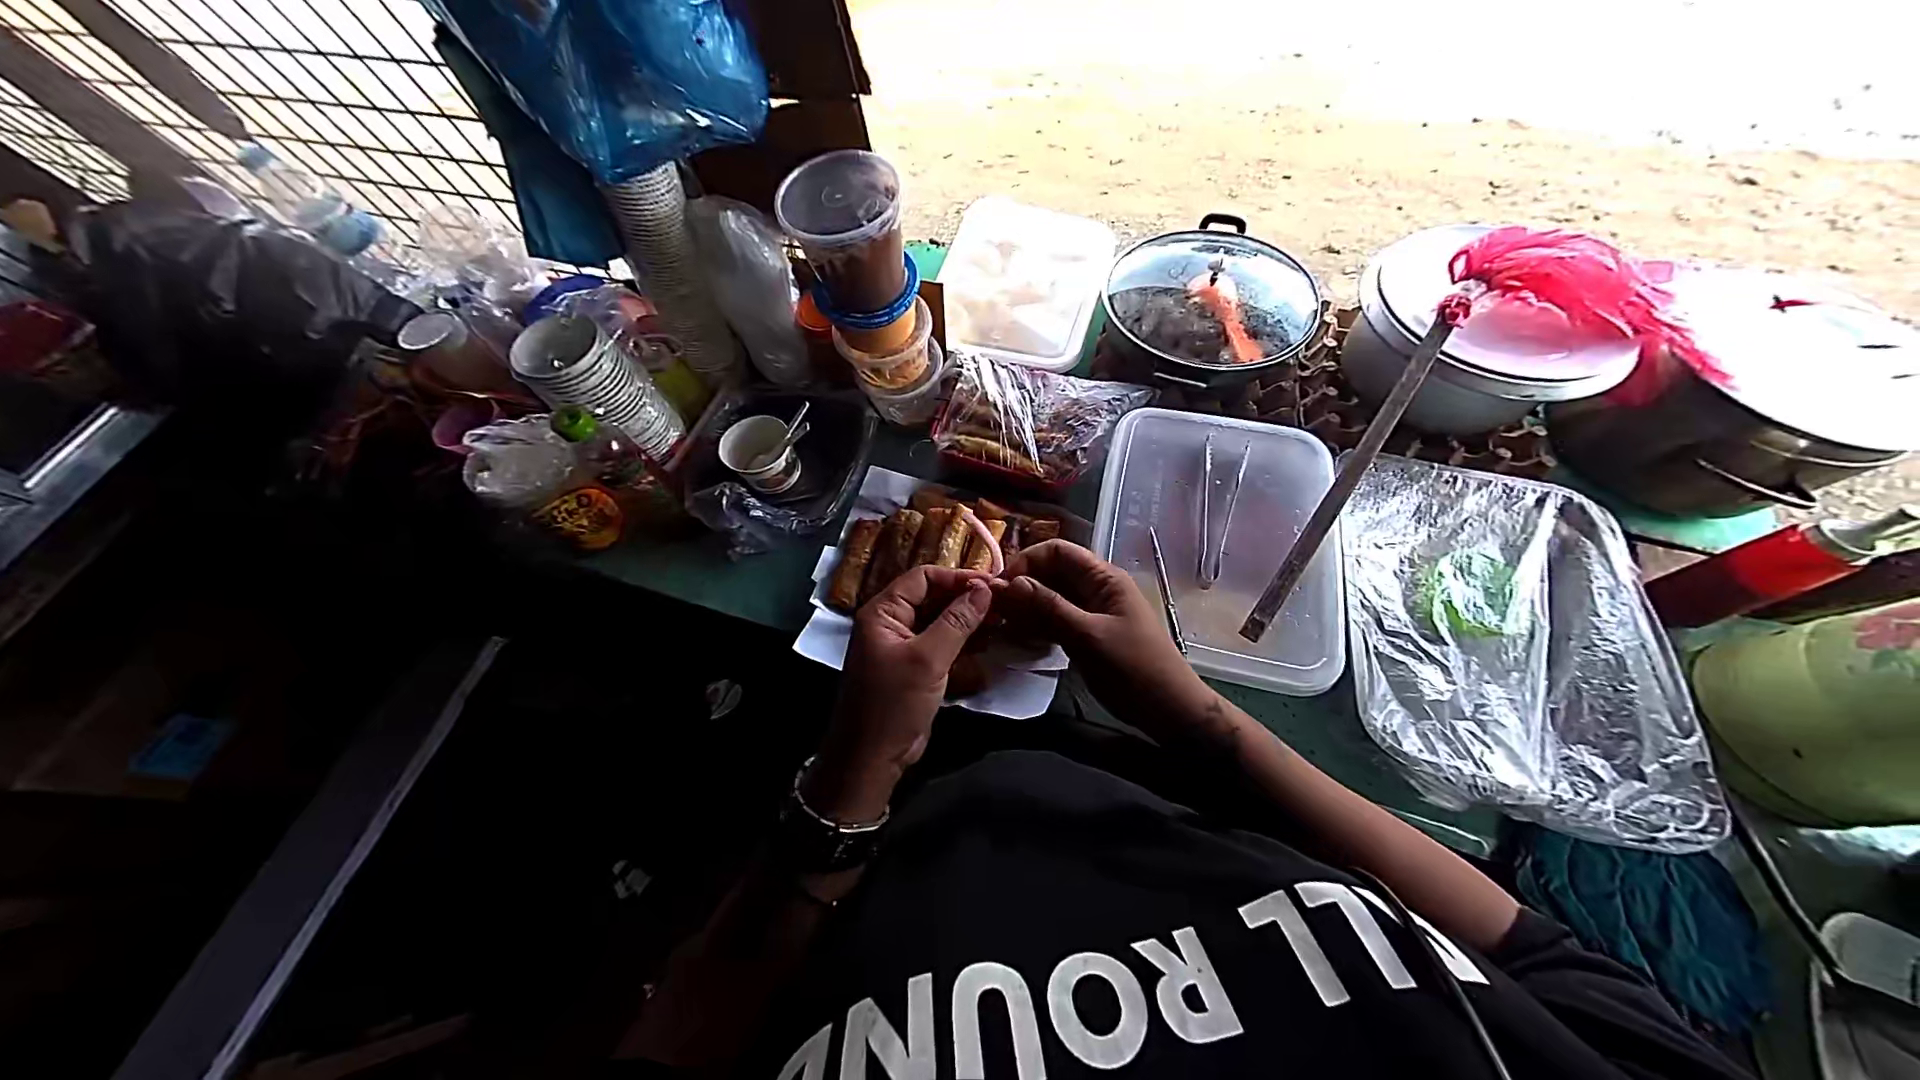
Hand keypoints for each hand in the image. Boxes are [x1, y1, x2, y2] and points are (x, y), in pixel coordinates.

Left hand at [806, 565, 992, 822]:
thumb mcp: (928, 659)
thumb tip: (984, 589)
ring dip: (968, 620)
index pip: (923, 578)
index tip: (992, 585)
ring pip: (940, 621)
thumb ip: (957, 621)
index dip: (957, 578)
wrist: (871, 758)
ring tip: (1002, 621)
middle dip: (966, 599)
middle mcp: (891, 623)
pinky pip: (941, 644)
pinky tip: (988, 642)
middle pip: (932, 598)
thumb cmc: (893, 704)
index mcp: (882, 612)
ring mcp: (902, 647)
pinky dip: (963, 641)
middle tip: (1003, 603)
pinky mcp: (915, 668)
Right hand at [993, 540, 1220, 739]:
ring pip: (1050, 597)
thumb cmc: (1135, 669)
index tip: (1000, 585)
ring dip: (1025, 606)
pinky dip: (1036, 624)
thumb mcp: (1088, 637)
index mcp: (1104, 578)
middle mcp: (1096, 588)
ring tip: (1000, 623)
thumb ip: (1049, 607)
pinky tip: (1017, 636)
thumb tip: (1009, 583)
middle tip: (993, 609)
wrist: (1169, 711)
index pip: (1058, 551)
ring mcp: (1091, 612)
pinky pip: (1055, 619)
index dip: (1027, 561)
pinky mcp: (1086, 634)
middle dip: (1022, 585)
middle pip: (1051, 572)